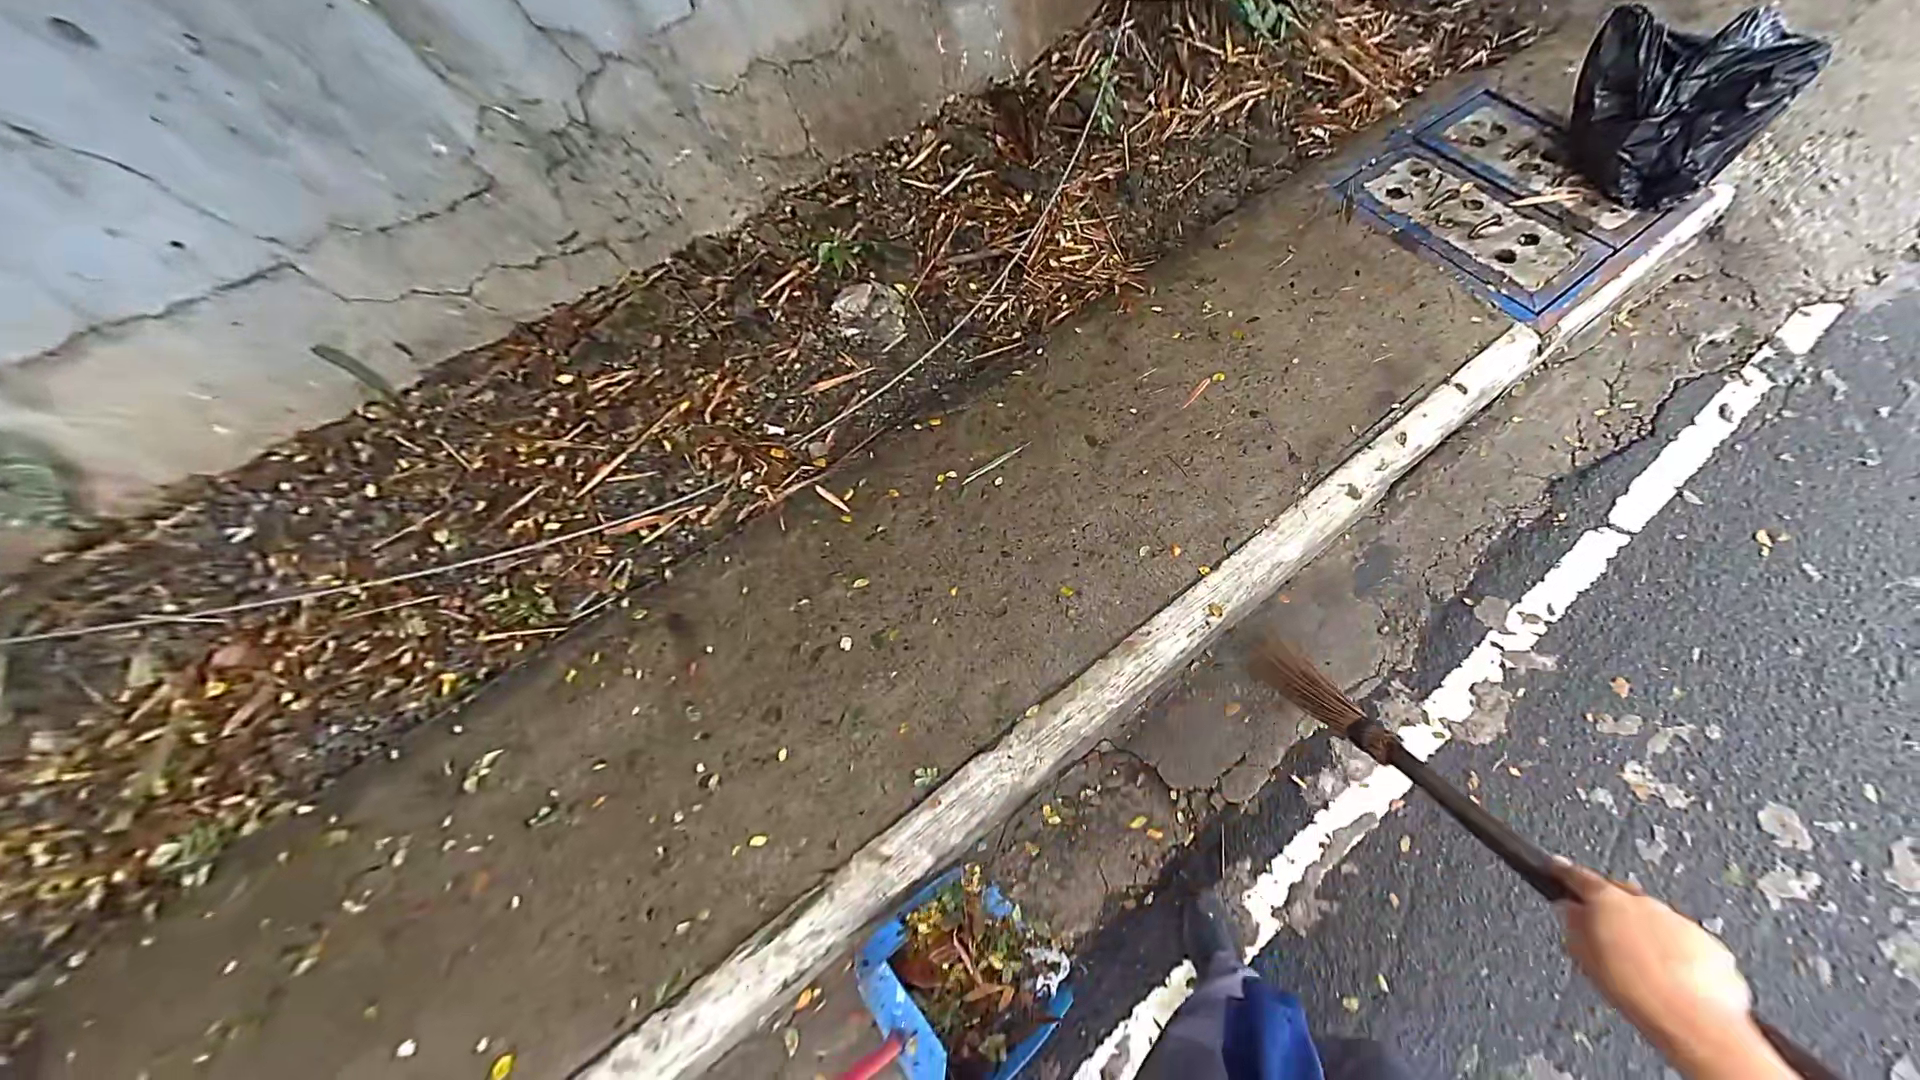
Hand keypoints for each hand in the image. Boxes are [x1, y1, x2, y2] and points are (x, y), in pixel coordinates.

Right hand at [1550, 857, 1792, 1079]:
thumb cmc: (1636, 995)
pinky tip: (1670, 972)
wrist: (1696, 1026)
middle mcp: (1646, 903)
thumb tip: (1567, 909)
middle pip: (1619, 894)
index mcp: (1608, 899)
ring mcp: (1682, 923)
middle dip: (1609, 906)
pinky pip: (1684, 937)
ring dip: (1643, 929)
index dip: (1557, 867)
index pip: (1575, 873)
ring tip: (1638, 961)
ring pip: (1653, 916)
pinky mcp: (1712, 946)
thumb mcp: (1579, 953)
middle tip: (1598, 927)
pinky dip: (1674, 948)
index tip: (1548, 863)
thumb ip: (1570, 923)